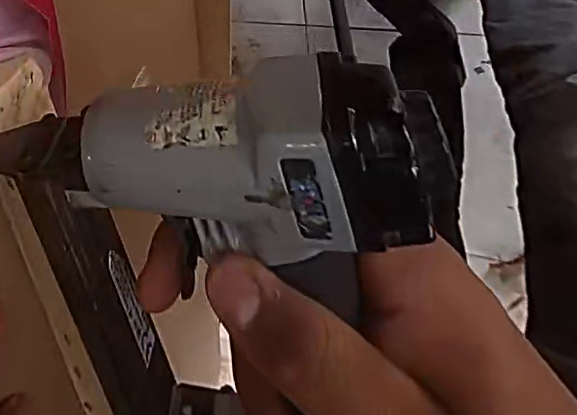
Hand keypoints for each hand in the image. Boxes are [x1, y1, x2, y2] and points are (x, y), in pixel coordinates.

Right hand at [138, 223, 576, 414]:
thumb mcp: (393, 410)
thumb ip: (314, 348)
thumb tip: (224, 270)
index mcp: (396, 250)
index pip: (299, 184)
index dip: (230, 200)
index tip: (179, 256)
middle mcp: (382, 261)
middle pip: (274, 251)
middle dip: (250, 319)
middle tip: (261, 391)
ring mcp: (375, 302)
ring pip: (280, 304)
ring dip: (271, 370)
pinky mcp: (372, 339)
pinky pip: (304, 340)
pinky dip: (290, 385)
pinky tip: (308, 411)